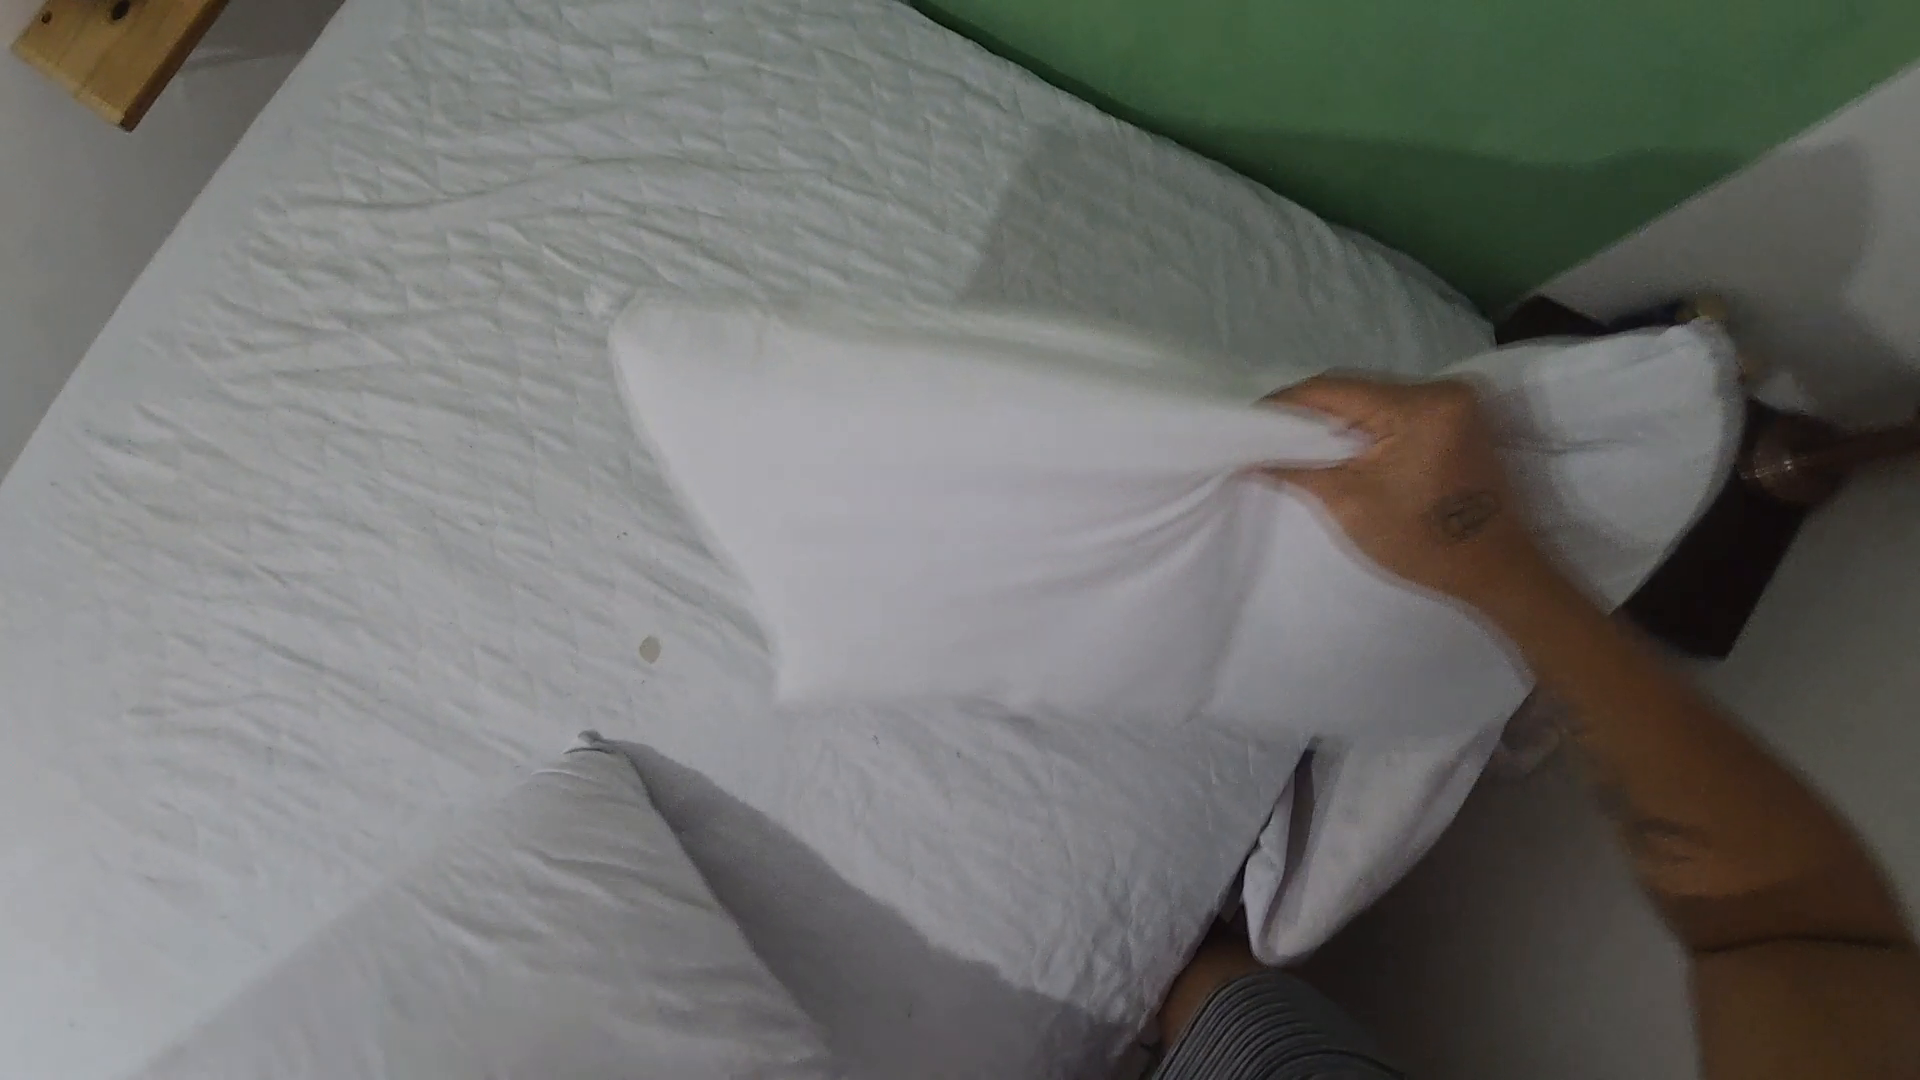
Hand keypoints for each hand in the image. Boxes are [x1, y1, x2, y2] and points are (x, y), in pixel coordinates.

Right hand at [1258, 375, 1558, 610]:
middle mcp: (1442, 390)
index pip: (1332, 390)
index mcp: (1420, 407)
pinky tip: (1332, 444)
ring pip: (1369, 398)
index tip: (1247, 421)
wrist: (1495, 570)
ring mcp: (1453, 402)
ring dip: (1329, 418)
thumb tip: (1247, 457)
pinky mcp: (1454, 418)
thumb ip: (1295, 470)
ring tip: (1290, 441)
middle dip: (1304, 411)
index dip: (1283, 403)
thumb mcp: (1348, 502)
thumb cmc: (1421, 542)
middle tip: (1263, 433)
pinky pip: (1390, 410)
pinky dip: (1357, 426)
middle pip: (1352, 388)